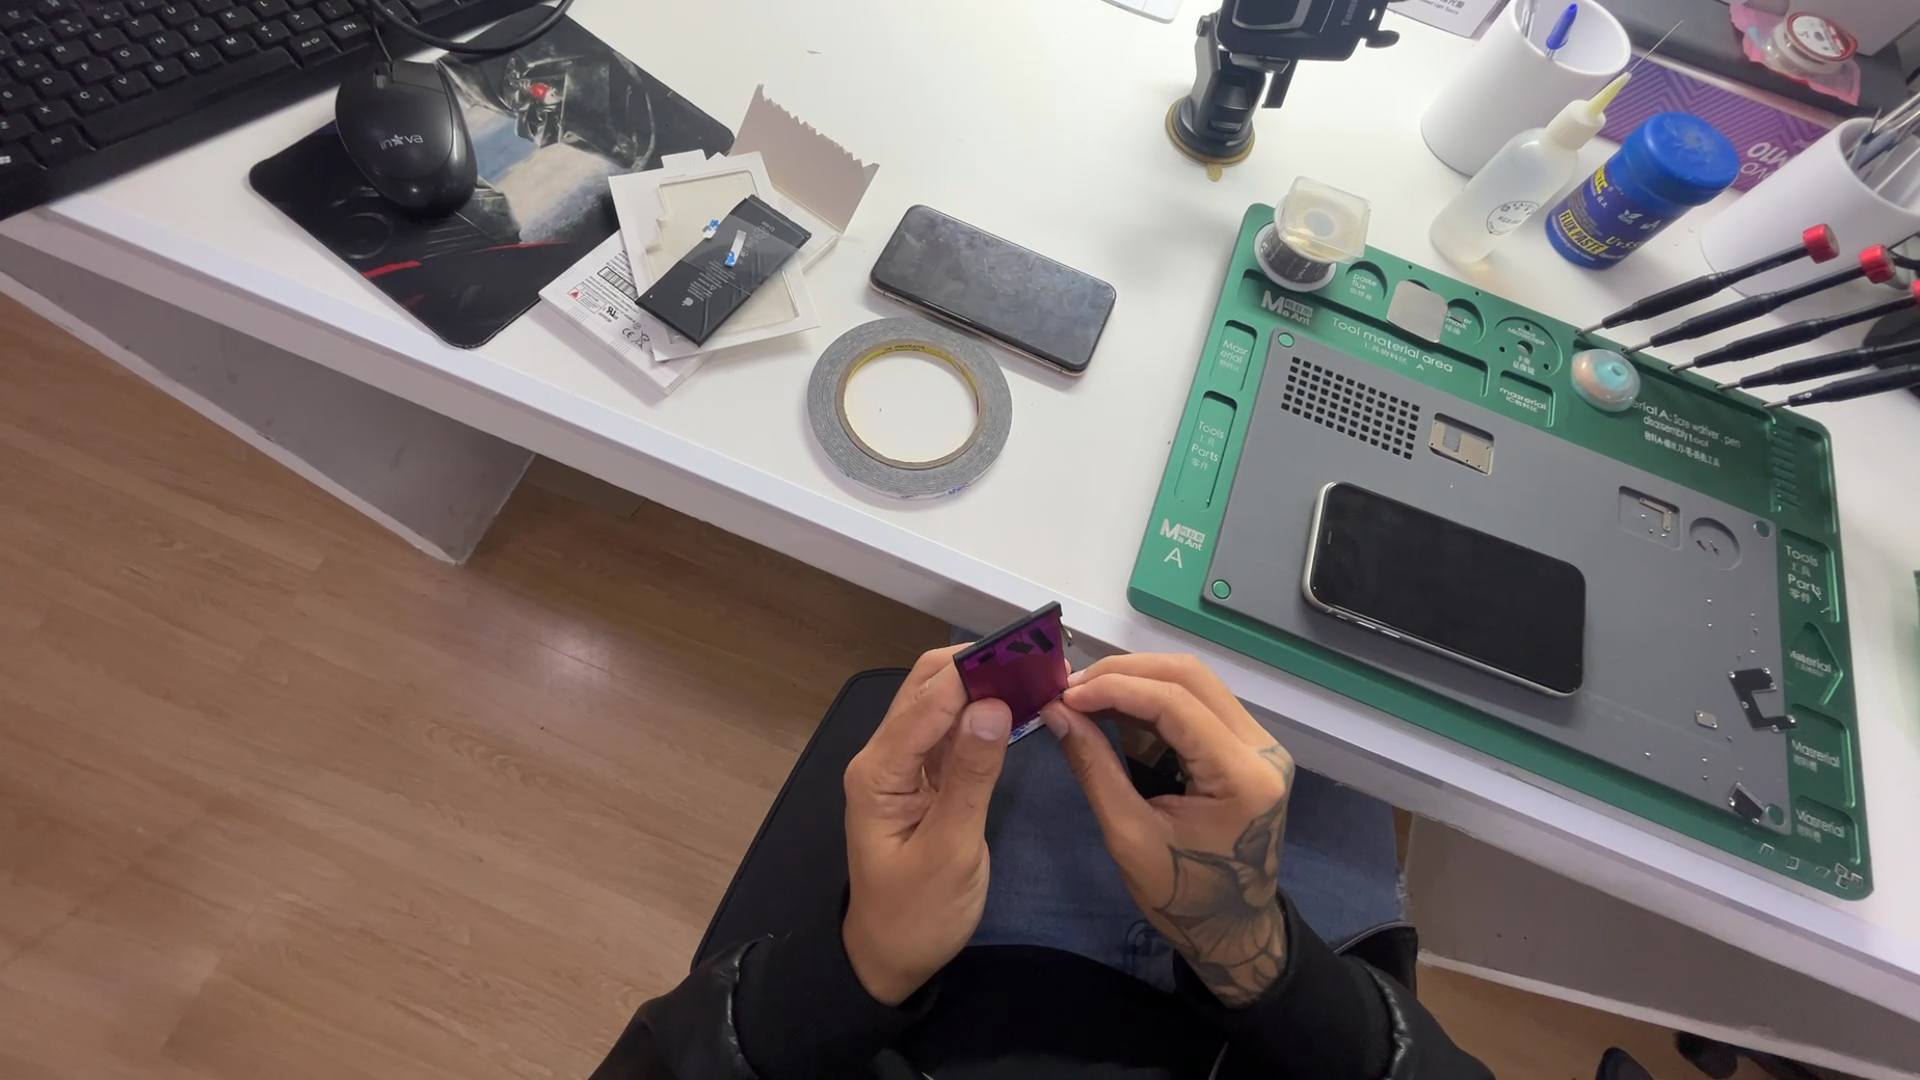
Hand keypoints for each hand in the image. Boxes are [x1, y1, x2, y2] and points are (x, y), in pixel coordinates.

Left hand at [841, 646, 1013, 1004]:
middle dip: (975, 664)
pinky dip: (981, 710)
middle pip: (926, 686)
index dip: (971, 671)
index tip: (1020, 652)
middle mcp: (884, 754)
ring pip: (939, 700)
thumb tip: (994, 706)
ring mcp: (903, 761)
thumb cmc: (918, 914)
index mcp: (879, 770)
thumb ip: (971, 776)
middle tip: (1031, 658)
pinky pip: (950, 727)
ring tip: (1030, 671)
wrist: (891, 958)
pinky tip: (1014, 703)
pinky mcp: (923, 773)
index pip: (925, 701)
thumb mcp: (951, 850)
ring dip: (980, 681)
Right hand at [1042, 654, 1295, 1006]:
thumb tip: (1055, 710)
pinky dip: (1152, 698)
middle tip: (1073, 688)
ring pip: (1194, 681)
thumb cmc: (1182, 897)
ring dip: (1137, 679)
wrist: (1233, 935)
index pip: (1175, 702)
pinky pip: (1198, 701)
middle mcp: (1262, 748)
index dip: (1115, 688)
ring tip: (1087, 695)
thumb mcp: (1128, 835)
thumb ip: (1093, 766)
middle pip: (1189, 676)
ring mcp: (1259, 744)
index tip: (1065, 695)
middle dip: (1125, 673)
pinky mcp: (1247, 747)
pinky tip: (1114, 708)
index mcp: (1242, 776)